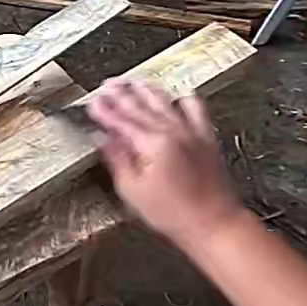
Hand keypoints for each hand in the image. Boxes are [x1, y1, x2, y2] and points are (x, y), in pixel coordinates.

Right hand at [85, 79, 247, 251]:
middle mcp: (173, 131)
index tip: (93, 103)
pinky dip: (184, 99)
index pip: (121, 121)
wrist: (213, 223)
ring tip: (135, 82)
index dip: (104, 111)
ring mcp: (192, 132)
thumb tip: (102, 139)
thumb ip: (117, 159)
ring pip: (165, 101)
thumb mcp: (134, 191)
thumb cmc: (176, 214)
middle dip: (121, 94)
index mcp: (152, 143)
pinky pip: (196, 108)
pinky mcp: (207, 137)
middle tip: (107, 86)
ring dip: (147, 91)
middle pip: (141, 106)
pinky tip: (177, 98)